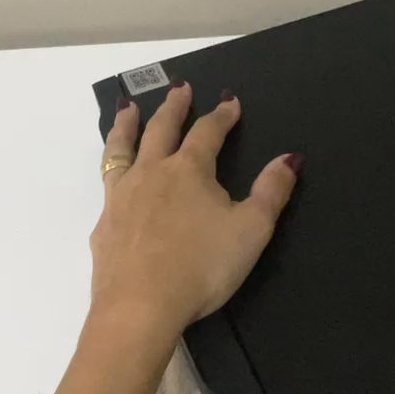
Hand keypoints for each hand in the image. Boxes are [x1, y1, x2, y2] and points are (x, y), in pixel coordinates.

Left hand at [87, 82, 299, 358]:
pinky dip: (113, 171)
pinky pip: (107, 185)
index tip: (230, 102)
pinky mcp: (104, 223)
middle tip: (180, 87)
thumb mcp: (251, 230)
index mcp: (189, 171)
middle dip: (174, 106)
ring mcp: (121, 196)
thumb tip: (290, 157)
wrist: (139, 306)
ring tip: (129, 108)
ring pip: (122, 148)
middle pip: (161, 129)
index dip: (222, 115)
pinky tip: (115, 180)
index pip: (208, 132)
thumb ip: (271, 191)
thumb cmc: (202, 267)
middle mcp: (152, 173)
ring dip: (127, 125)